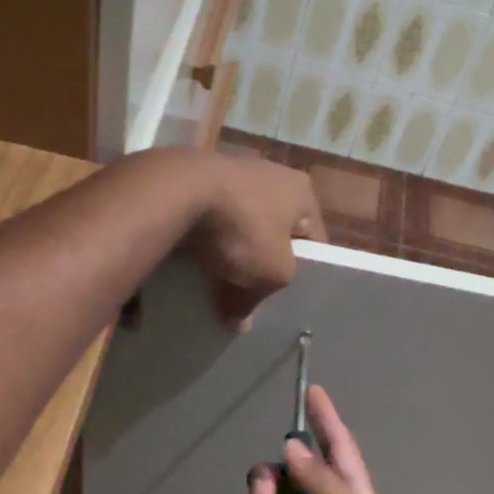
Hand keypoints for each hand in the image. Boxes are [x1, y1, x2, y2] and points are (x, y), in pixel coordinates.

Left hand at [183, 151, 325, 327]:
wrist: (180, 192)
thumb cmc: (243, 230)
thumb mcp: (268, 275)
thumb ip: (260, 299)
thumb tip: (238, 322)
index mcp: (301, 191)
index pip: (313, 239)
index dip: (304, 272)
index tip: (289, 297)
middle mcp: (272, 173)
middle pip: (275, 232)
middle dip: (264, 262)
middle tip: (255, 293)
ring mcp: (233, 171)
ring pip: (242, 225)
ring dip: (233, 251)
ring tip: (222, 281)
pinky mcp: (199, 178)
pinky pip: (211, 219)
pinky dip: (207, 238)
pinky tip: (198, 261)